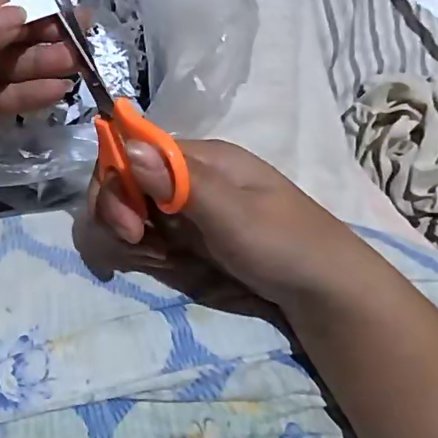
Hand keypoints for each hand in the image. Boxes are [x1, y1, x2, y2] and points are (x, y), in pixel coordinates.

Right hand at [85, 138, 359, 305]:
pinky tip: (160, 263)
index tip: (127, 227)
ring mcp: (182, 208)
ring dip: (125, 237)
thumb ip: (181, 182)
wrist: (323, 293)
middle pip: (120, 181)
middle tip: (136, 248)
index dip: (115, 183)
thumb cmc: (286, 246)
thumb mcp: (235, 215)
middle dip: (115, 214)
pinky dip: (139, 250)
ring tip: (156, 260)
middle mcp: (184, 176)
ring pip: (125, 211)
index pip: (131, 151)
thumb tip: (129, 144)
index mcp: (200, 158)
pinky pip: (141, 235)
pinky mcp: (183, 236)